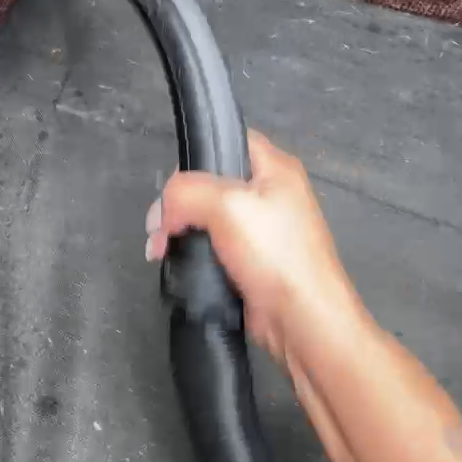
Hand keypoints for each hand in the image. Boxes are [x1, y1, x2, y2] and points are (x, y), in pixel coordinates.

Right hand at [144, 128, 366, 360]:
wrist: (303, 322)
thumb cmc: (273, 254)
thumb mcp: (226, 205)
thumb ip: (185, 192)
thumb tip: (163, 214)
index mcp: (274, 168)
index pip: (226, 139)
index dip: (195, 154)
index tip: (172, 182)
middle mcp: (267, 193)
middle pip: (205, 180)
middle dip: (175, 202)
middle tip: (159, 226)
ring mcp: (257, 228)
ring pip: (202, 214)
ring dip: (174, 229)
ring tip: (158, 249)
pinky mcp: (247, 259)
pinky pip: (208, 243)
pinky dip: (186, 249)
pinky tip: (170, 260)